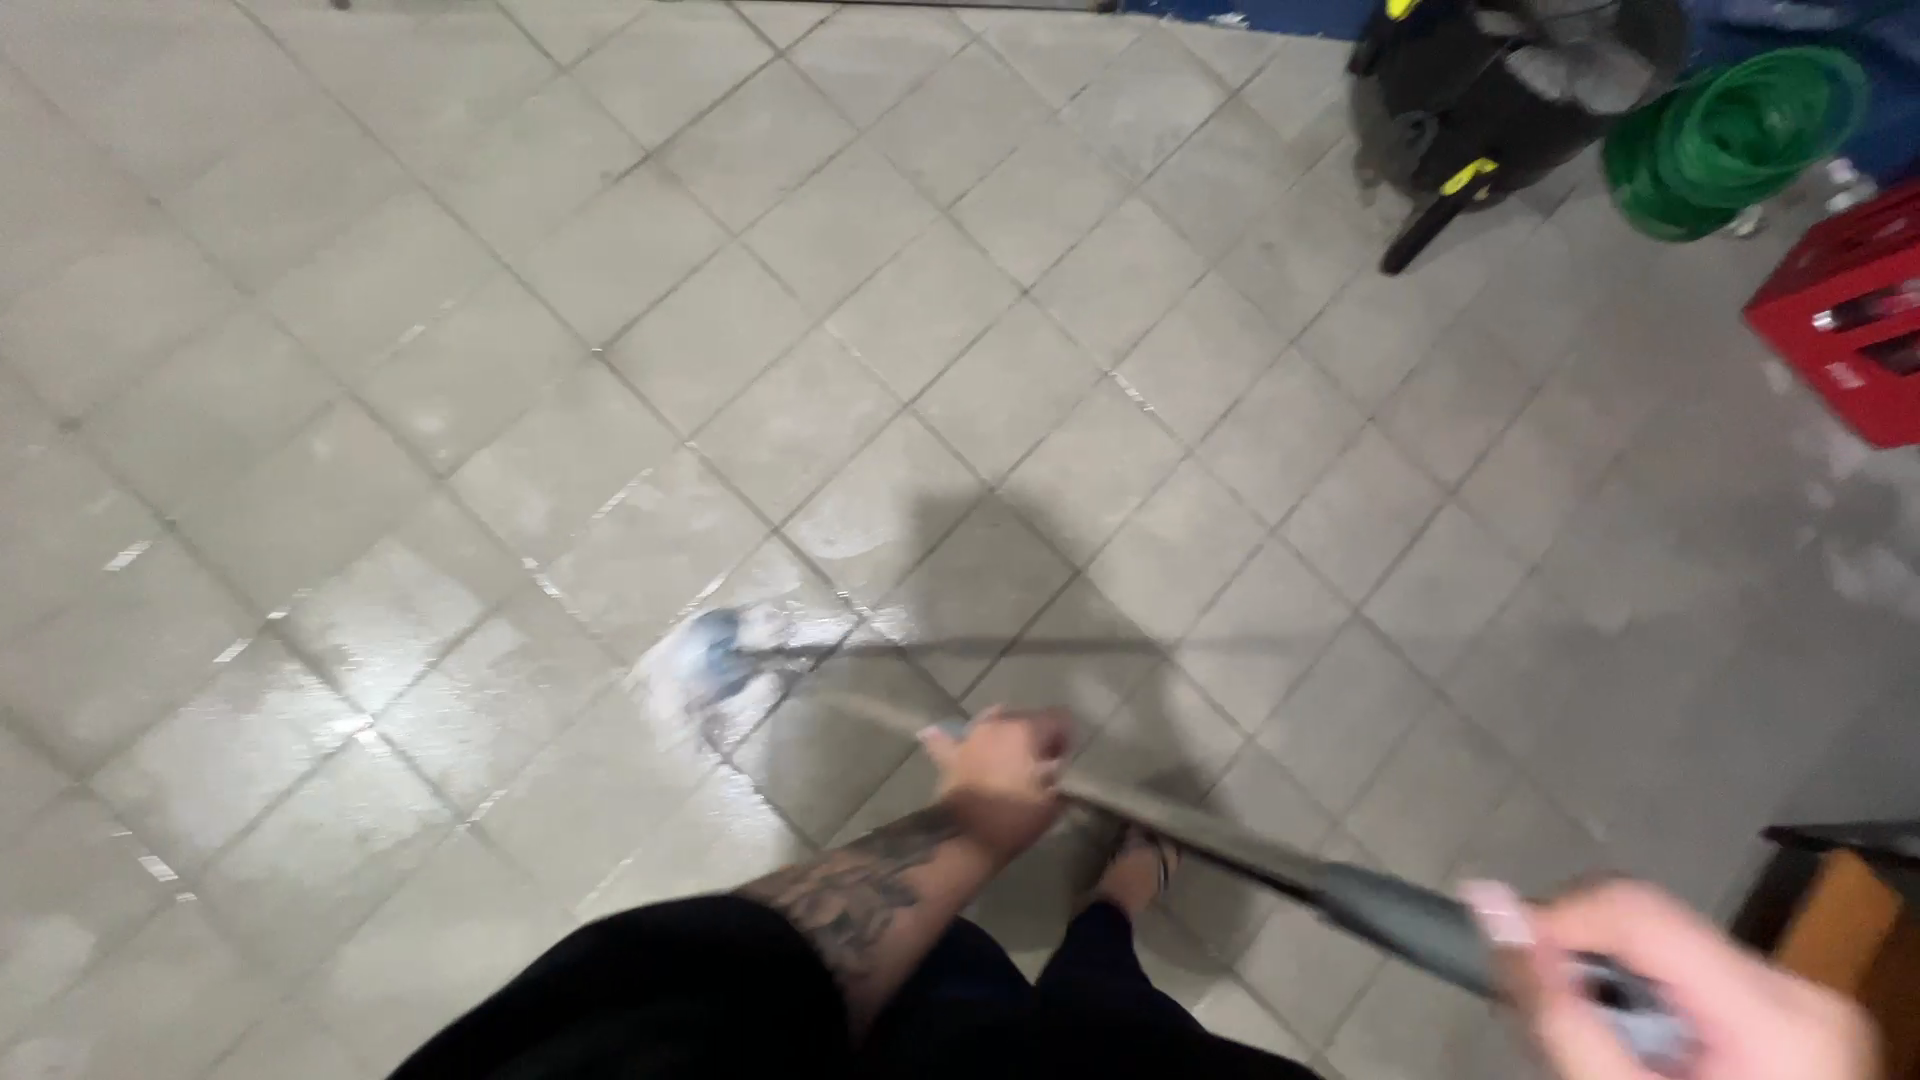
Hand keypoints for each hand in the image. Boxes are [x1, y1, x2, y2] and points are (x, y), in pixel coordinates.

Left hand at [918, 706, 1071, 863]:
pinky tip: (967, 747)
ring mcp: (971, 735)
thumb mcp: (1052, 802)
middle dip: (1038, 735)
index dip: (1067, 737)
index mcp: (1026, 730)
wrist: (967, 838)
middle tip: (1042, 762)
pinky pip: (953, 737)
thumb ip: (1059, 777)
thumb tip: (1055, 769)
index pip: (1059, 718)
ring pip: (994, 720)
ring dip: (1006, 733)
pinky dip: (962, 741)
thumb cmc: (1015, 818)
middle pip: (1027, 717)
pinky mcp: (950, 753)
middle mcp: (998, 723)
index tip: (1065, 759)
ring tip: (1010, 756)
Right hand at [1464, 879, 1878, 1079]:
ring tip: (1582, 1037)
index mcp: (1765, 1006)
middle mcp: (1780, 982)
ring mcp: (1776, 990)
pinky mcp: (1761, 1000)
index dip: (1553, 924)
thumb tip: (1482, 896)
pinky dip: (1618, 986)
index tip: (1513, 971)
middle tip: (1545, 1018)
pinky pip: (1658, 954)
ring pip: (1634, 931)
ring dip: (1586, 973)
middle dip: (1567, 956)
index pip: (1625, 904)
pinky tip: (1618, 1036)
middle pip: (1628, 916)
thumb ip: (1551, 1000)